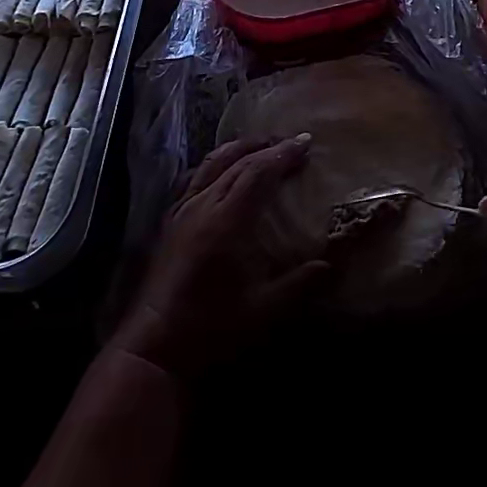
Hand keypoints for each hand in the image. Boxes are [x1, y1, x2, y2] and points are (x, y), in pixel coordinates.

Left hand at [111, 136, 328, 381]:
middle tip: (291, 142)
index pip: (257, 173)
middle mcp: (202, 206)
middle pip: (236, 163)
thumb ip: (299, 285)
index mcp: (226, 222)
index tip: (305, 143)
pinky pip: (194, 178)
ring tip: (260, 146)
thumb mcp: (264, 312)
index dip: (282, 155)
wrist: (156, 344)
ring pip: (211, 165)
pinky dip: (214, 165)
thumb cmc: (211, 329)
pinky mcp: (170, 221)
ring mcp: (182, 211)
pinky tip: (221, 171)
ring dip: (238, 150)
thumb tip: (330, 266)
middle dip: (265, 148)